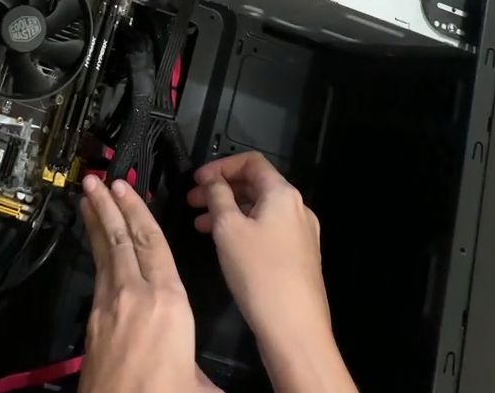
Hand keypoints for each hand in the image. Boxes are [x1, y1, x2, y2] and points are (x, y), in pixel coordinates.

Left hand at [79, 178, 215, 392]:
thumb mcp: (202, 385)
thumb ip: (207, 368)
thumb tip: (212, 374)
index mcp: (170, 302)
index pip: (152, 243)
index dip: (138, 211)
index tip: (125, 187)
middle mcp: (136, 295)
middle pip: (122, 239)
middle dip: (109, 205)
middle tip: (96, 178)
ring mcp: (109, 307)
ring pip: (105, 253)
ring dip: (97, 221)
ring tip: (88, 196)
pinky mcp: (93, 324)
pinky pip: (98, 275)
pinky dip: (96, 252)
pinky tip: (94, 245)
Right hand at [189, 152, 328, 343]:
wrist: (296, 331)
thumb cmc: (259, 273)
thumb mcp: (228, 228)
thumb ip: (217, 195)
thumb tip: (212, 180)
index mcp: (283, 194)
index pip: (251, 161)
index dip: (221, 166)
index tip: (197, 180)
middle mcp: (297, 209)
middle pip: (255, 185)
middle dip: (222, 189)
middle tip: (193, 202)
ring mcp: (301, 235)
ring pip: (259, 210)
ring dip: (229, 211)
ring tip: (201, 225)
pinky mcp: (299, 258)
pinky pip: (267, 230)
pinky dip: (244, 229)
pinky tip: (224, 246)